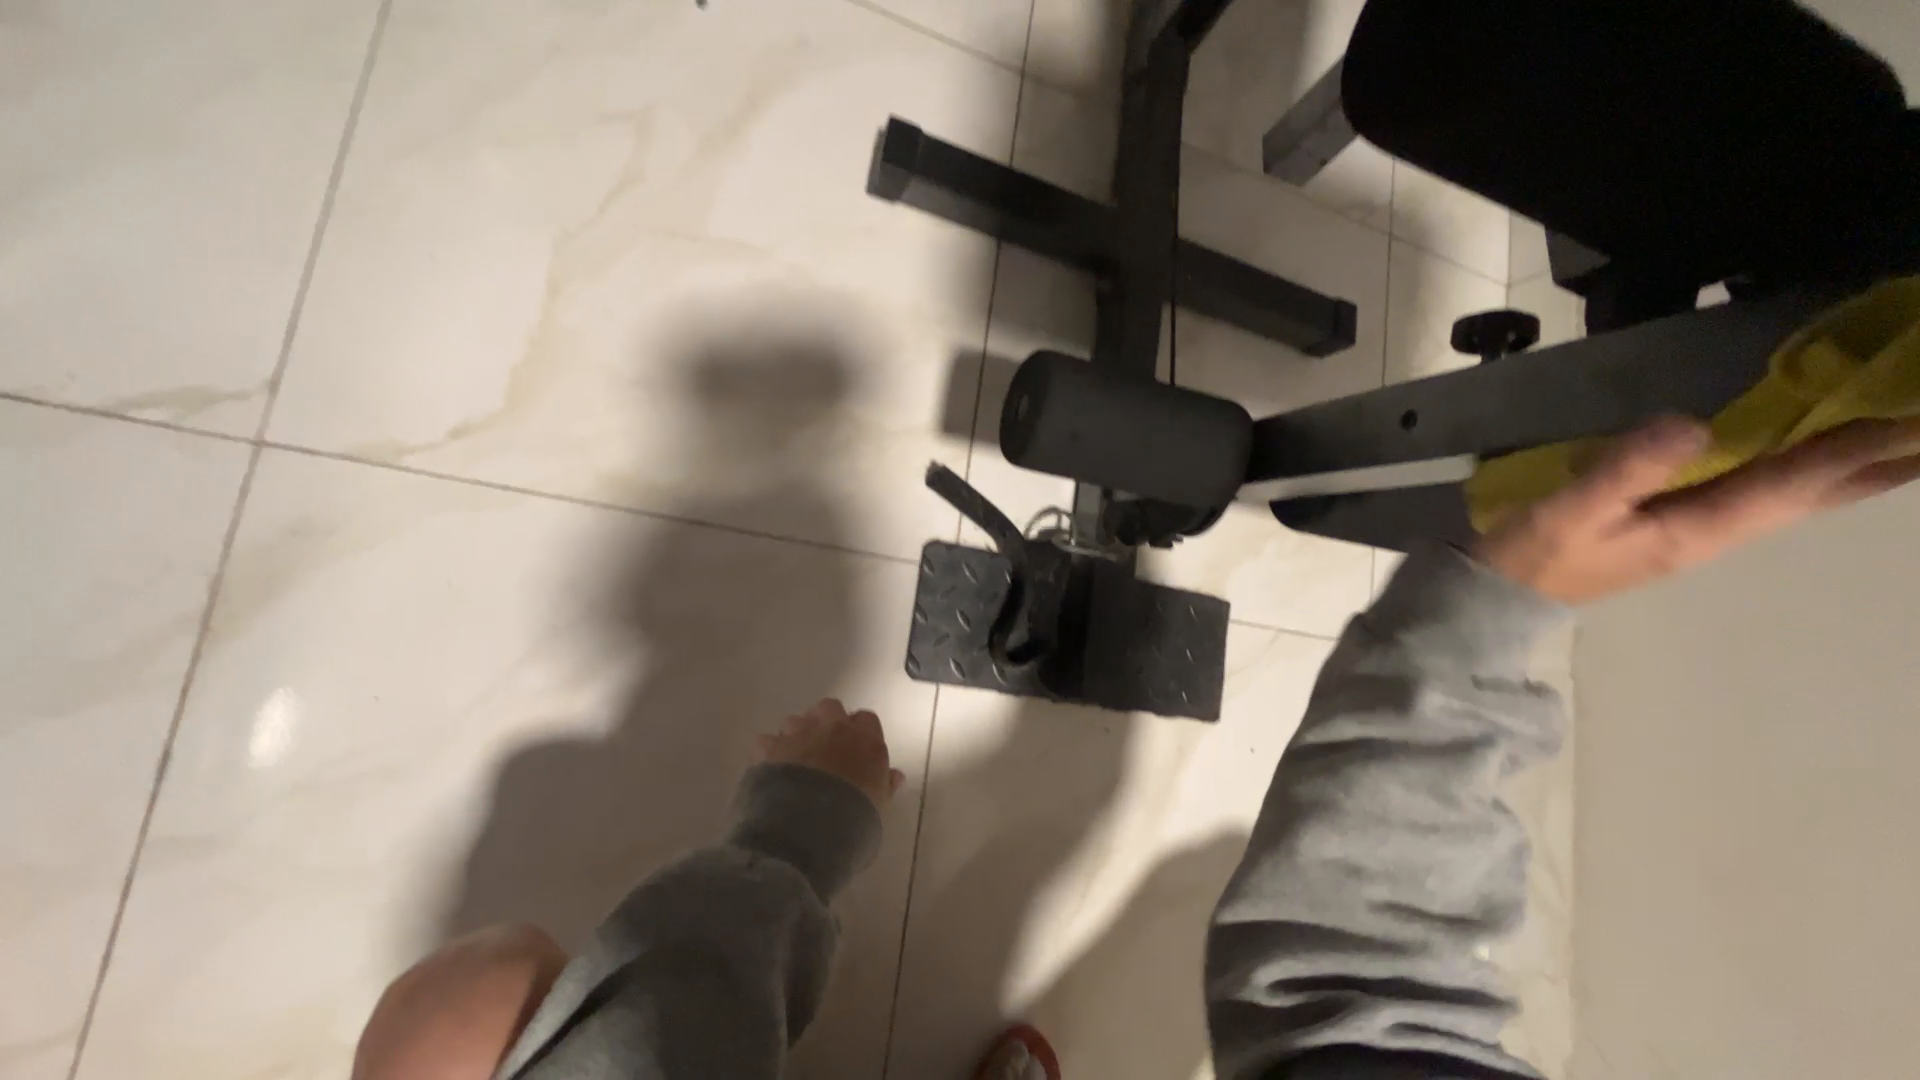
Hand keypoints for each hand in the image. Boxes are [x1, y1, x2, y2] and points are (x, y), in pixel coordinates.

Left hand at [754, 698, 905, 809]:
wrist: (811, 827)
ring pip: (797, 720)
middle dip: (825, 722)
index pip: (866, 719)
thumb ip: (885, 785)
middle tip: (823, 747)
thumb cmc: (855, 818)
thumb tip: (895, 776)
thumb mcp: (878, 805)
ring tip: (794, 760)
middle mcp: (833, 728)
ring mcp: (800, 733)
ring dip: (797, 734)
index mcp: (866, 741)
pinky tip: (770, 769)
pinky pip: (767, 741)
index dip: (859, 731)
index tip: (854, 749)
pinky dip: (769, 752)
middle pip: (829, 708)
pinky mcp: (771, 746)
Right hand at [1476, 416, 1919, 604]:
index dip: (1851, 451)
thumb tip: (1693, 424)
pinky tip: (1799, 468)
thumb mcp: (1569, 513)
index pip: (1787, 484)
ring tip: (1894, 448)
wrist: (1497, 599)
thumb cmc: (1531, 557)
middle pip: (1807, 498)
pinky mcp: (1668, 529)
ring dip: (1845, 473)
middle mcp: (1709, 535)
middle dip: (1873, 467)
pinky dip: (1794, 478)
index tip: (1909, 417)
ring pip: (1787, 500)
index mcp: (1693, 531)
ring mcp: (1690, 535)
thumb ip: (1625, 470)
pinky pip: (1753, 498)